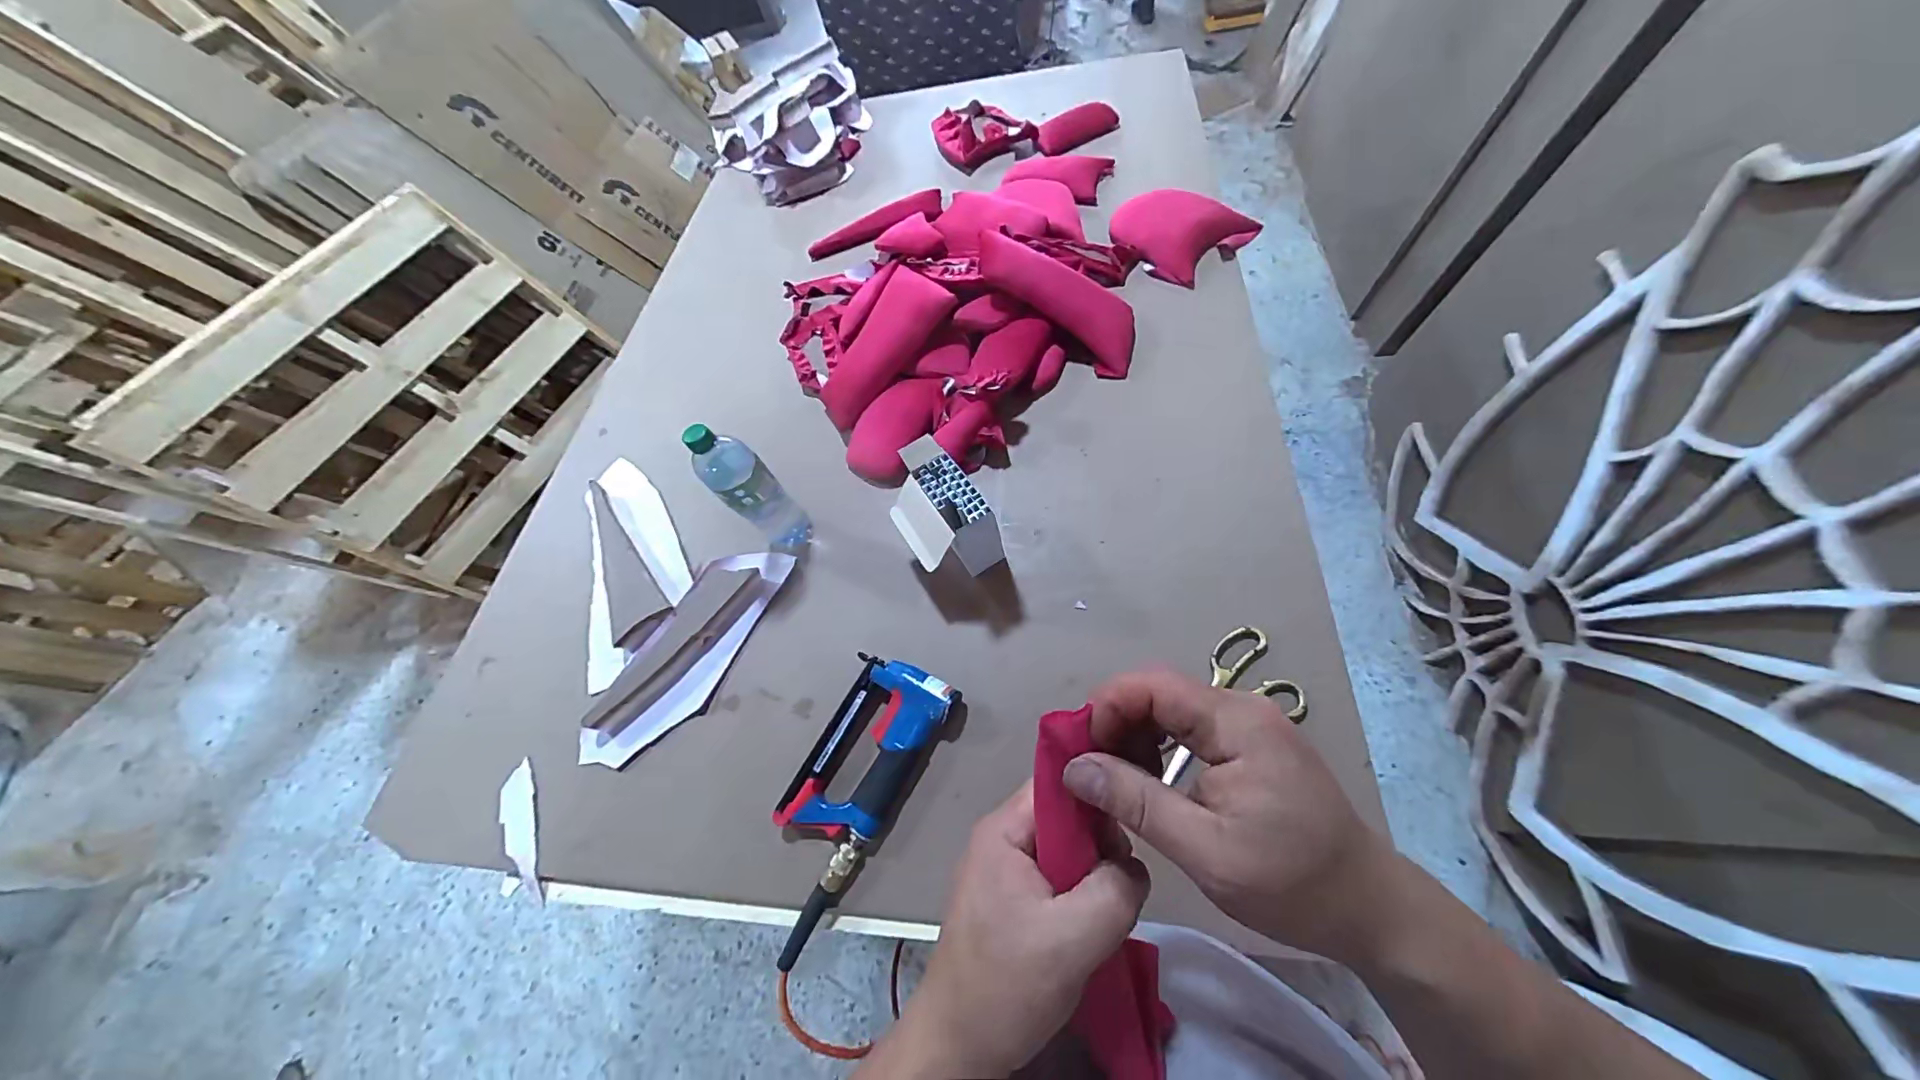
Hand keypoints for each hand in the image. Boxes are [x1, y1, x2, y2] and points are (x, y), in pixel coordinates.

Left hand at [859, 782, 1149, 1078]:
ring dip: (1092, 878)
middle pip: (1065, 817)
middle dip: (1099, 846)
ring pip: (1067, 852)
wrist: (958, 1046)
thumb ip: (1116, 889)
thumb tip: (1133, 865)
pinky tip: (1088, 929)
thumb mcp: (1073, 938)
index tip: (1130, 827)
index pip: (1058, 784)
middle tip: (1118, 886)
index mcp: (1003, 830)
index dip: (1097, 797)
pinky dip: (1080, 899)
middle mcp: (1001, 839)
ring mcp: (1004, 870)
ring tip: (1102, 915)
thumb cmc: (1005, 986)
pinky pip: (1058, 880)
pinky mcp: (1012, 900)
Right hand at [1064, 668, 1393, 961]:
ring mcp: (1250, 726)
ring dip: (1134, 738)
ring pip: (1171, 710)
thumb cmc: (1292, 883)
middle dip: (1114, 724)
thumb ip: (1136, 801)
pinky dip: (1159, 749)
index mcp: (1235, 722)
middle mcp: (1242, 709)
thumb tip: (1074, 767)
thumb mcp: (1204, 849)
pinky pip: (1190, 730)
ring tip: (1114, 782)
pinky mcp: (1251, 746)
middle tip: (1089, 772)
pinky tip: (1149, 783)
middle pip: (1158, 693)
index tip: (1079, 752)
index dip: (1106, 707)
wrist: (1370, 908)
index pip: (1151, 685)